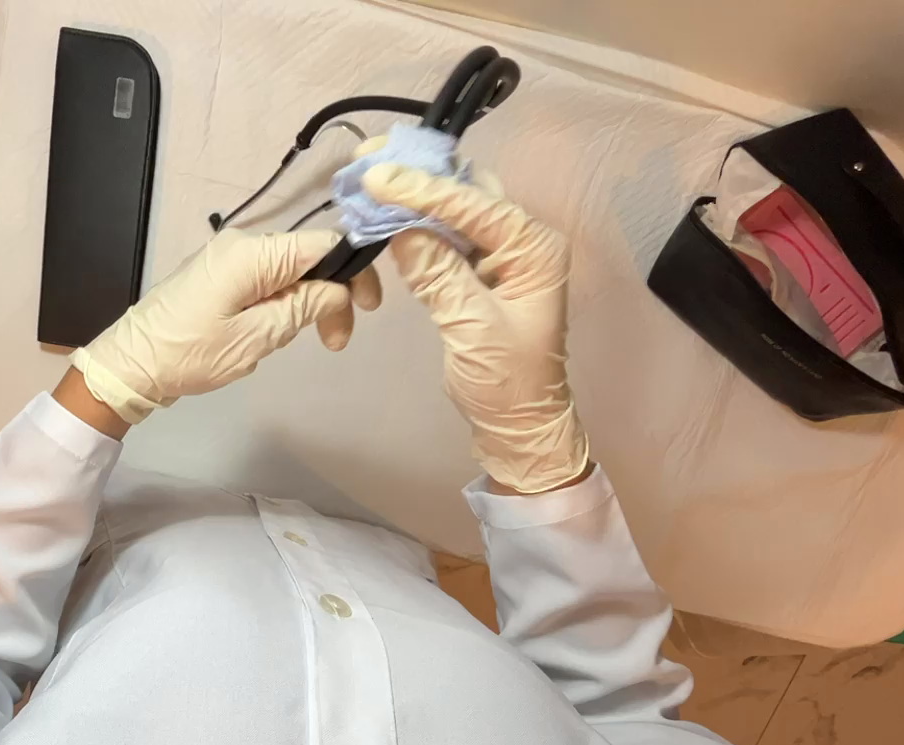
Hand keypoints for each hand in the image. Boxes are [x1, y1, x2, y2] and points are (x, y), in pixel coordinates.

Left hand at [71, 228, 382, 424]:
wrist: (133, 363)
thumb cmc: (192, 353)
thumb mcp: (255, 338)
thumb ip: (301, 309)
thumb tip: (336, 291)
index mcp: (254, 253)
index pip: (323, 245)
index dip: (354, 272)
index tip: (368, 310)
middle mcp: (243, 245)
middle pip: (308, 259)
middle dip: (330, 297)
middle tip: (334, 344)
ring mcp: (228, 259)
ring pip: (288, 273)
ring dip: (305, 306)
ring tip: (298, 343)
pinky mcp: (219, 276)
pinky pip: (265, 282)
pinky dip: (281, 305)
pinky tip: (273, 333)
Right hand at [363, 164, 586, 492]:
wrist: (518, 425)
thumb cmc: (506, 383)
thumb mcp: (473, 330)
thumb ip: (440, 277)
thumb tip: (401, 232)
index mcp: (533, 250)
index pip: (473, 205)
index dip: (422, 189)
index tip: (377, 176)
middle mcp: (520, 243)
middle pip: (467, 193)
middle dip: (419, 174)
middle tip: (373, 160)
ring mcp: (498, 259)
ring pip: (453, 213)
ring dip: (413, 197)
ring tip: (371, 181)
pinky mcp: (476, 276)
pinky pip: (444, 242)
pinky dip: (415, 229)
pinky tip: (387, 219)